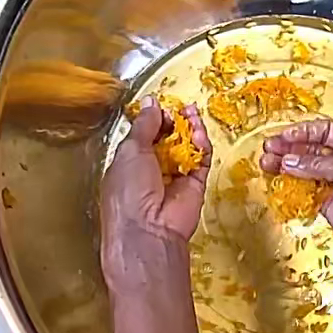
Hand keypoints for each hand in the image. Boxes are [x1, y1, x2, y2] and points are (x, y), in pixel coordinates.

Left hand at [101, 102, 212, 269]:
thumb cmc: (129, 191)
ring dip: (191, 129)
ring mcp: (175, 178)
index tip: (160, 107)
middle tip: (180, 110)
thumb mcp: (130, 151)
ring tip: (193, 115)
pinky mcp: (195, 185)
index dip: (154, 119)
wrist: (148, 230)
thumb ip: (144, 125)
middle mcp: (153, 170)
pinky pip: (202, 161)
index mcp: (130, 163)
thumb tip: (151, 102)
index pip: (146, 135)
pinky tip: (200, 133)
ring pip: (188, 147)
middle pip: (169, 138)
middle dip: (175, 121)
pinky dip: (203, 146)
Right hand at [259, 119, 332, 275]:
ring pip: (305, 170)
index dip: (304, 132)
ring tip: (266, 164)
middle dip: (289, 148)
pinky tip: (277, 181)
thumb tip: (289, 161)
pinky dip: (290, 186)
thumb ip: (318, 165)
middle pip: (311, 150)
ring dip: (285, 166)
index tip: (284, 137)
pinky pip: (305, 190)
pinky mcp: (327, 203)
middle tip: (269, 149)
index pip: (326, 132)